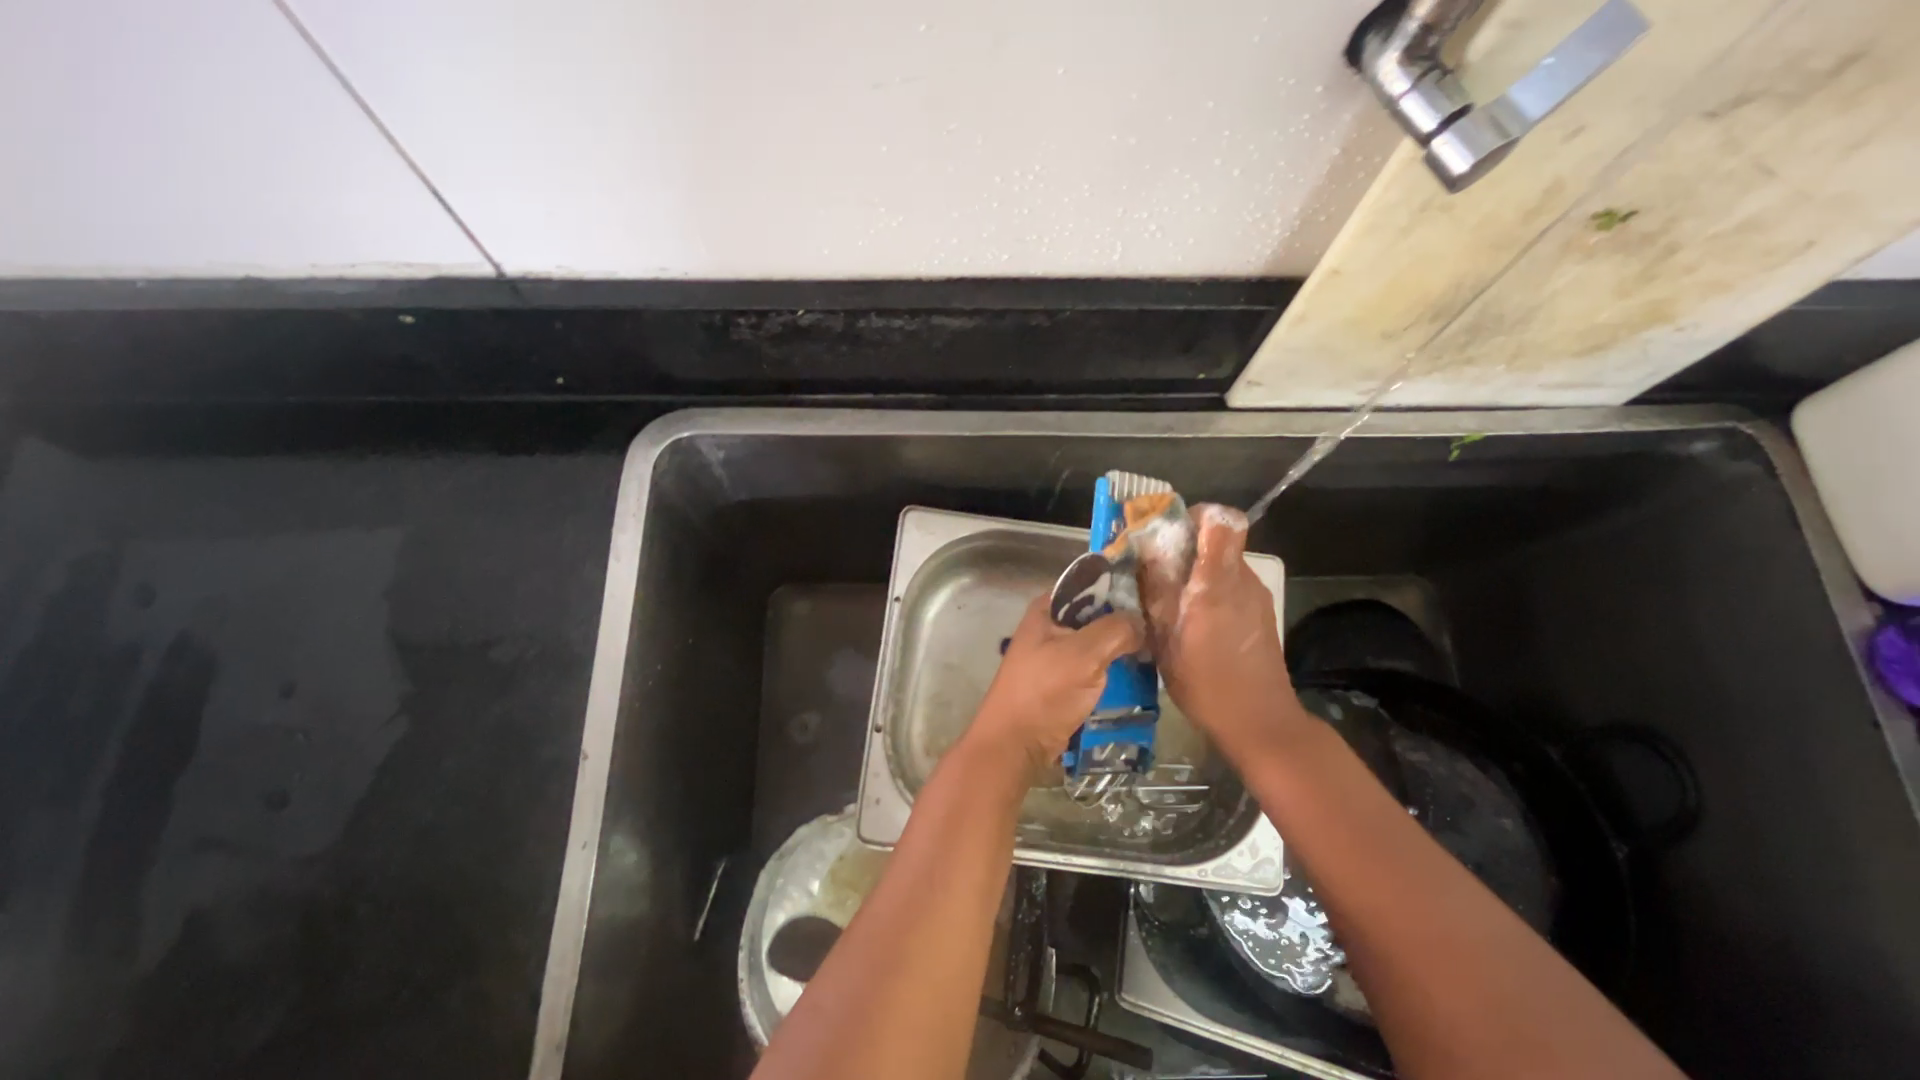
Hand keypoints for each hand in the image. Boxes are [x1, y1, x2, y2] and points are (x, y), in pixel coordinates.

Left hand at [967, 596, 1143, 772]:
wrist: (1016, 744)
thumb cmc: (1044, 692)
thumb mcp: (1083, 654)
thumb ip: (1116, 630)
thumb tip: (1142, 621)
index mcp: (1048, 608)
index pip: (1091, 584)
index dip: (1121, 586)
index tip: (1155, 593)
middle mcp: (1051, 625)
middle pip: (1097, 613)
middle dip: (1126, 619)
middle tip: (1162, 624)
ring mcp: (1058, 654)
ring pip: (1099, 642)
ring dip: (1123, 646)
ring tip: (1159, 646)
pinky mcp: (1066, 680)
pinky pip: (1097, 666)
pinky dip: (1115, 667)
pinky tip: (1141, 670)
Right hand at [1138, 505, 1297, 745]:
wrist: (1260, 722)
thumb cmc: (1206, 682)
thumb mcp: (1166, 638)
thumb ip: (1156, 590)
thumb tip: (1144, 552)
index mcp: (1218, 581)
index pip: (1222, 520)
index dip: (1194, 516)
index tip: (1167, 533)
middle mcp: (1243, 580)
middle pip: (1217, 542)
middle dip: (1183, 550)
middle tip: (1153, 573)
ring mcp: (1256, 597)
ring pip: (1222, 567)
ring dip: (1194, 575)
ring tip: (1168, 603)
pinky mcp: (1260, 615)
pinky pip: (1230, 588)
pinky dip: (1209, 594)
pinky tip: (1192, 625)